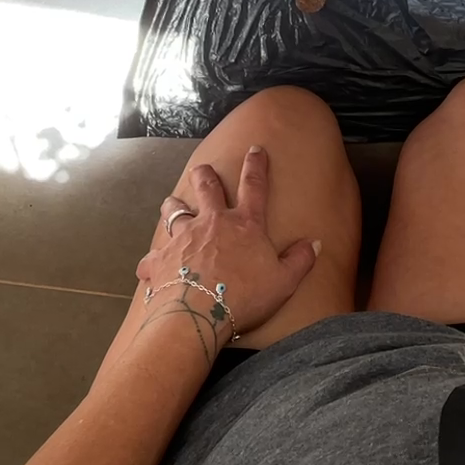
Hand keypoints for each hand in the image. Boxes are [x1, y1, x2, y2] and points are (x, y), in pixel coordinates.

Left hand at [136, 146, 320, 351]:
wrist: (198, 315)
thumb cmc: (244, 296)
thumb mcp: (284, 281)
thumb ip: (300, 260)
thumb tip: (315, 243)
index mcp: (245, 223)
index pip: (254, 185)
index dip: (256, 165)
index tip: (255, 149)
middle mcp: (213, 222)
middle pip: (207, 187)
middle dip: (205, 175)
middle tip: (202, 168)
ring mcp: (184, 237)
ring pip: (175, 211)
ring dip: (173, 206)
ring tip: (171, 203)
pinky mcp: (161, 259)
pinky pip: (152, 255)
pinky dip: (152, 259)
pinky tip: (149, 265)